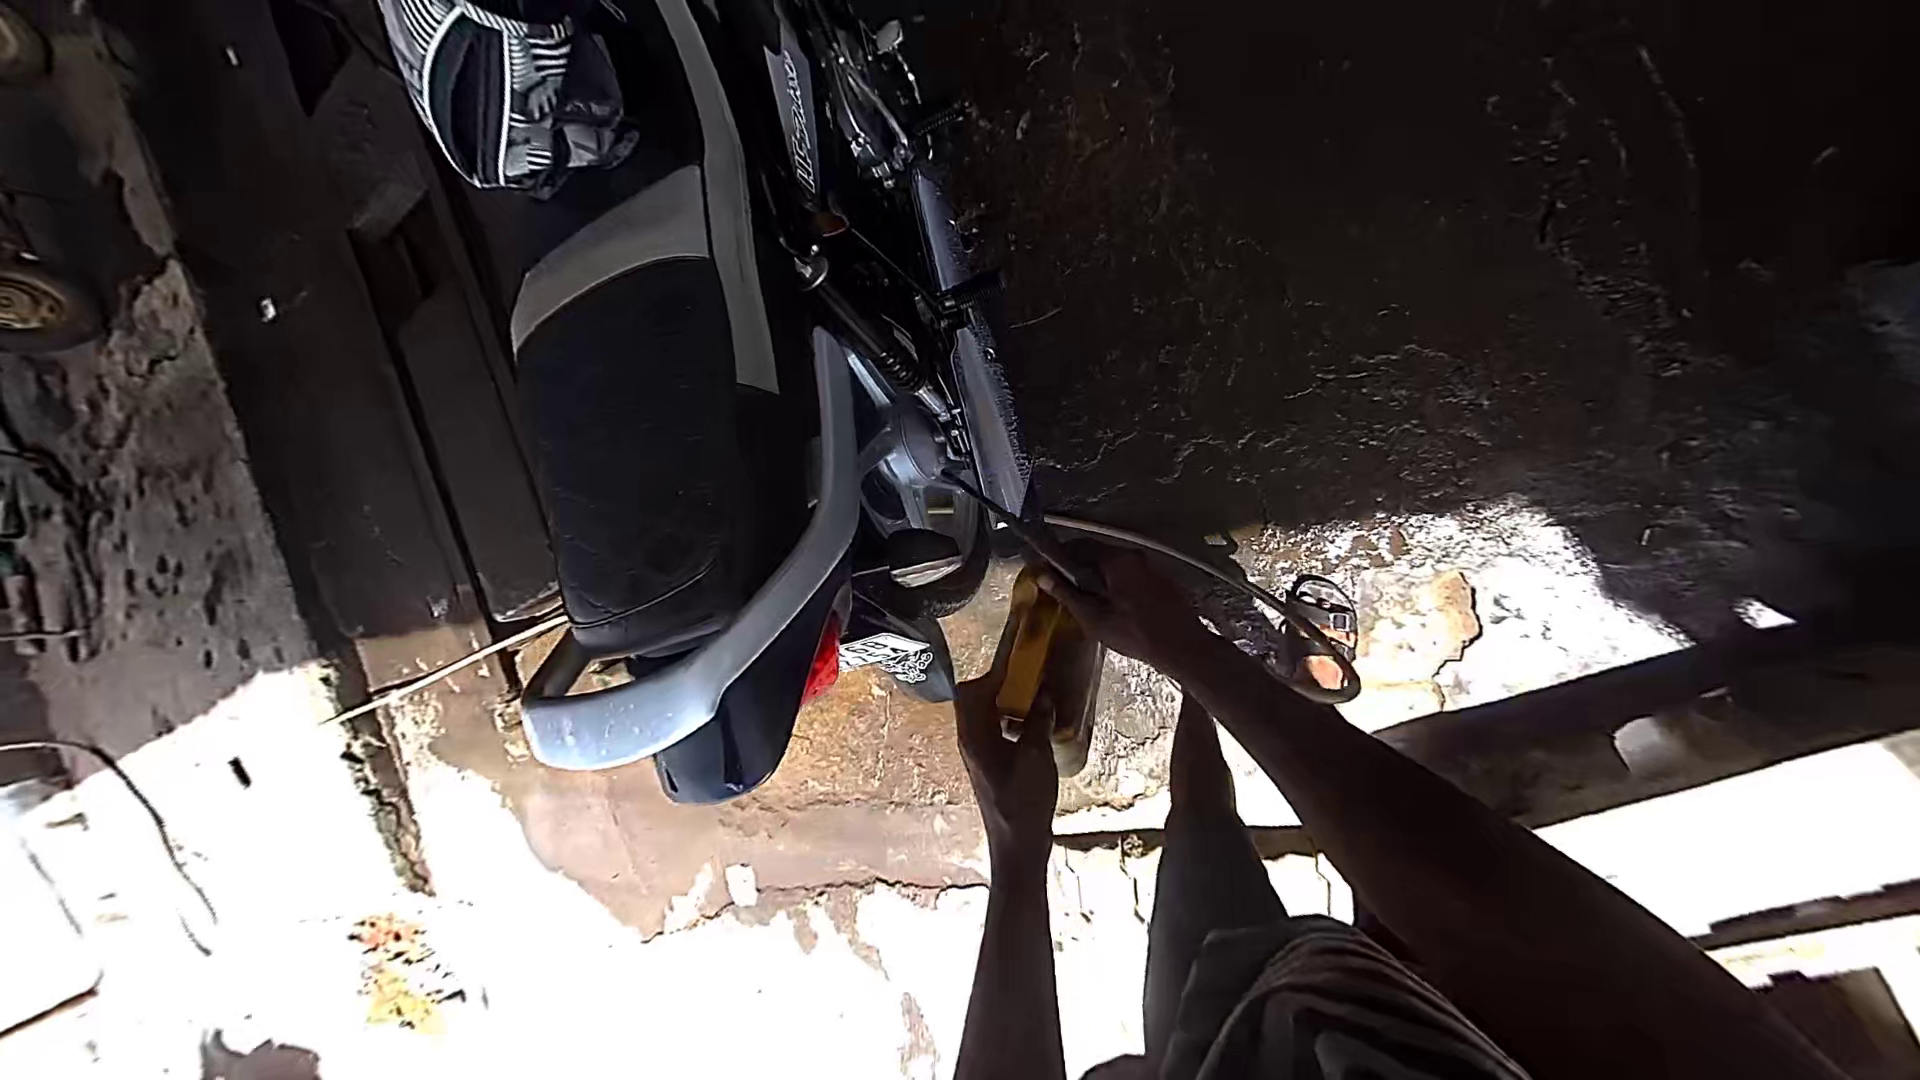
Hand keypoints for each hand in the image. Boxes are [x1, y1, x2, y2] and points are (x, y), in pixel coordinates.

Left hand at [955, 671, 1057, 874]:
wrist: (1018, 846)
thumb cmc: (1024, 803)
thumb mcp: (1036, 757)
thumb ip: (1037, 721)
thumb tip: (1043, 693)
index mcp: (973, 737)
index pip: (970, 692)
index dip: (992, 673)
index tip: (1016, 660)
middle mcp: (970, 741)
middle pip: (972, 700)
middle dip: (996, 683)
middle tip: (1024, 675)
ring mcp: (978, 754)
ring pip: (982, 714)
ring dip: (1002, 699)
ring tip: (1030, 693)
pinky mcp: (989, 763)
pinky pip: (992, 729)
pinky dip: (1008, 717)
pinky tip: (1032, 722)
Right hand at [1037, 548, 1213, 671]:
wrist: (1184, 649)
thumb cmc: (1136, 634)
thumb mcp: (1094, 617)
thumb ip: (1066, 594)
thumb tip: (1043, 576)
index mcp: (1117, 560)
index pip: (1078, 545)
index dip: (1058, 556)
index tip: (1046, 570)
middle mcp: (1134, 556)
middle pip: (1096, 553)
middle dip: (1077, 568)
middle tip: (1063, 588)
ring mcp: (1149, 567)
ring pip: (1113, 565)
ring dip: (1096, 577)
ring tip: (1085, 600)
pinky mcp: (1159, 580)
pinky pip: (1129, 574)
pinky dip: (1114, 583)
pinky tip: (1110, 605)